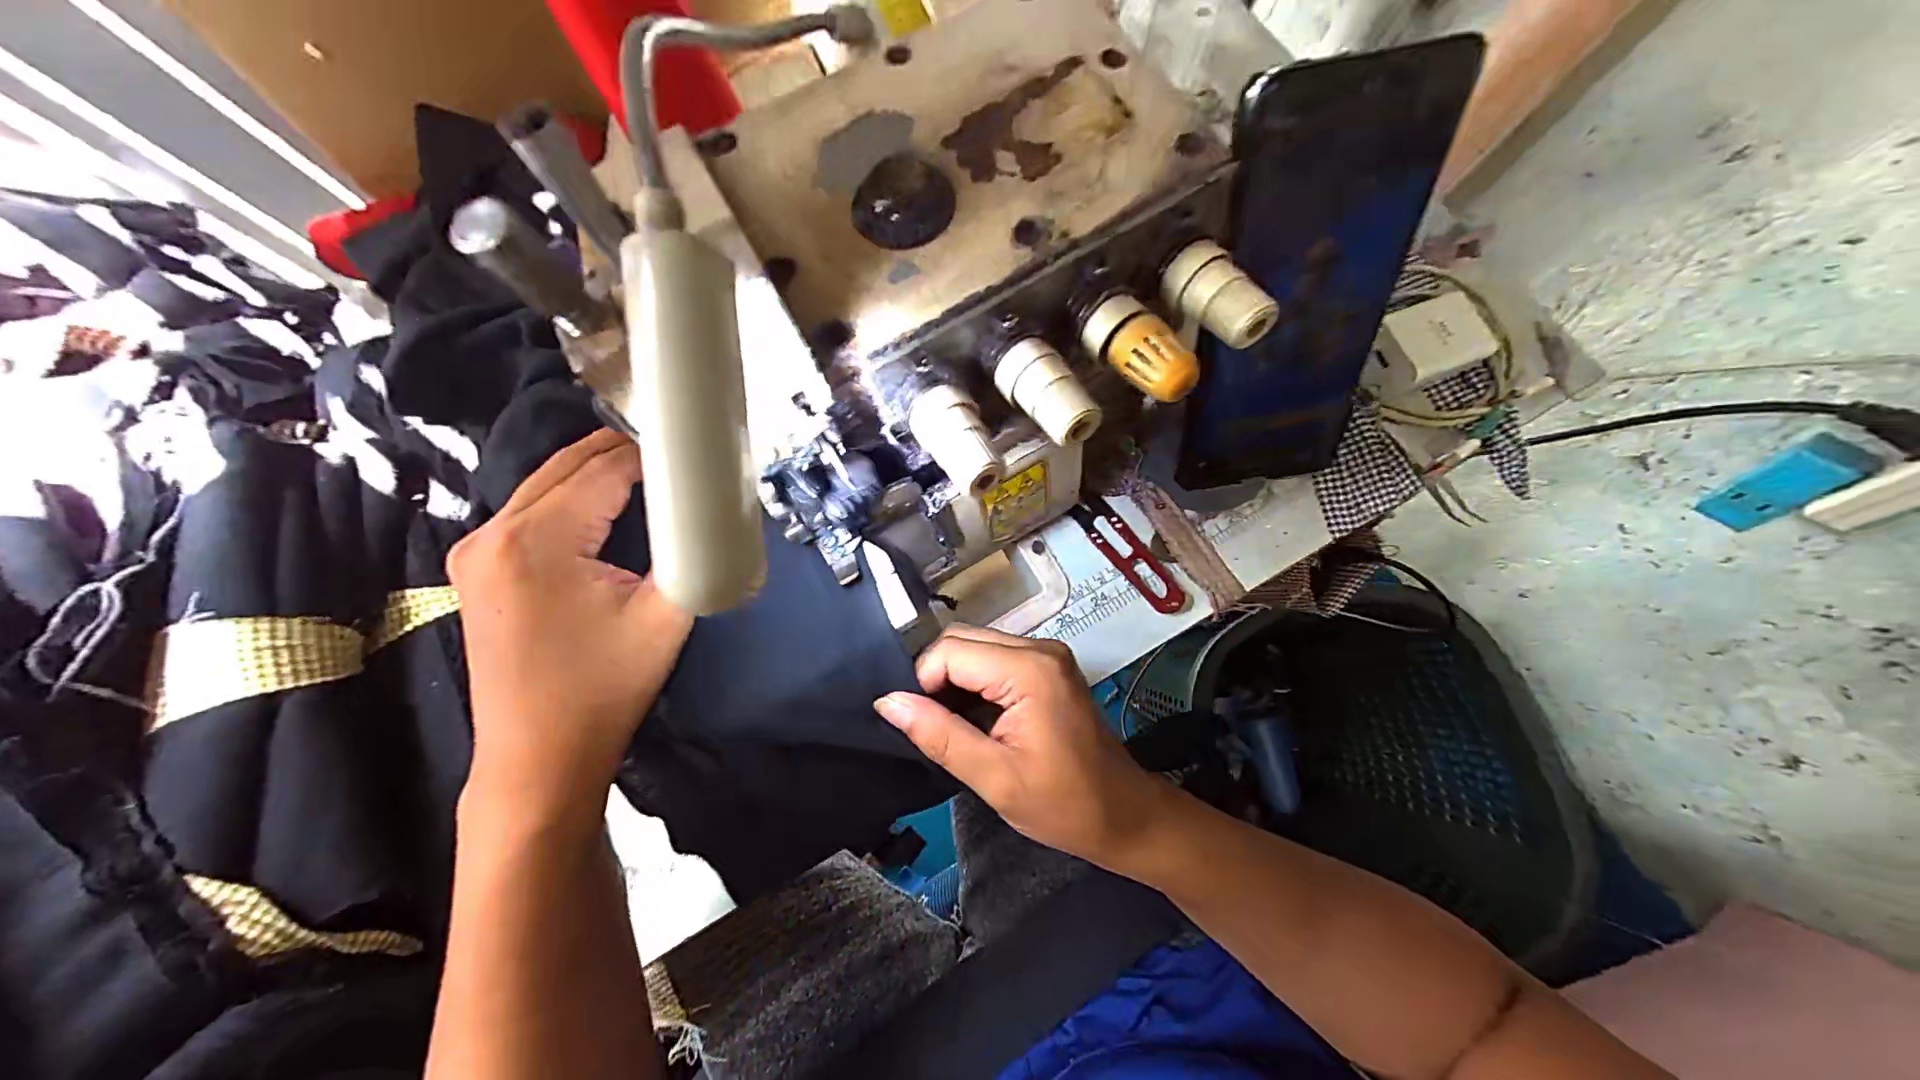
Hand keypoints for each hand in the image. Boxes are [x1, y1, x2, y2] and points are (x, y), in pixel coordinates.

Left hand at [447, 429, 693, 818]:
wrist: (539, 757)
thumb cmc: (605, 688)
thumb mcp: (665, 616)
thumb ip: (691, 554)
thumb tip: (705, 515)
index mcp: (537, 539)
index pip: (602, 469)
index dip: (651, 456)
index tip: (693, 454)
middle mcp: (492, 533)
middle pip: (566, 465)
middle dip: (622, 454)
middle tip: (676, 461)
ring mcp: (475, 551)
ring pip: (544, 485)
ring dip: (595, 475)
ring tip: (651, 479)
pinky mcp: (476, 571)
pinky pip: (530, 512)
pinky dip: (571, 500)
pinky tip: (606, 510)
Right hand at [873, 625, 1176, 869]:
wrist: (1124, 813)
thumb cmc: (1064, 804)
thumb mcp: (994, 778)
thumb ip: (939, 735)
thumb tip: (888, 702)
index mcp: (1029, 670)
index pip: (949, 651)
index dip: (925, 685)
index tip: (931, 727)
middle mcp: (1039, 648)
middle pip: (961, 639)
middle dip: (937, 677)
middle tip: (940, 727)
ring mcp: (1047, 653)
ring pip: (975, 644)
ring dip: (955, 678)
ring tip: (959, 725)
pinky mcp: (1048, 664)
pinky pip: (994, 656)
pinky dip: (975, 679)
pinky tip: (979, 717)